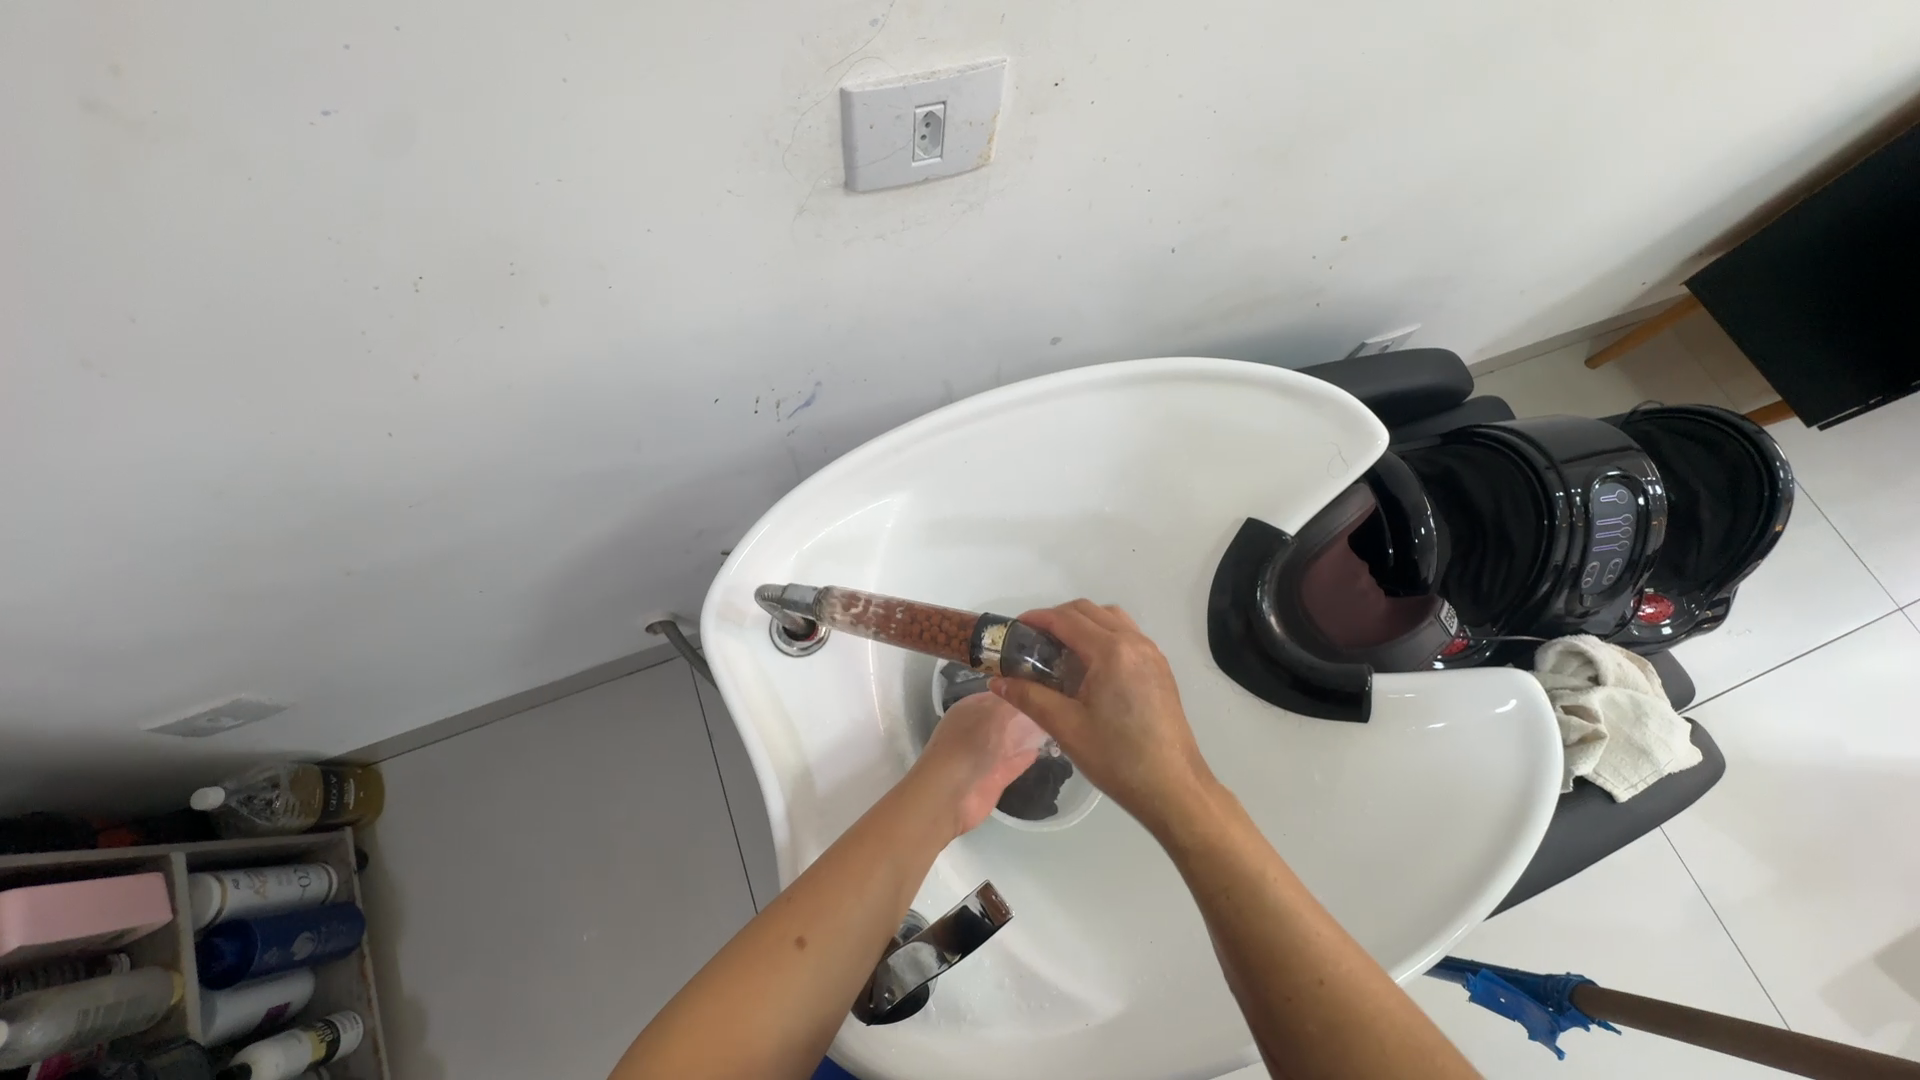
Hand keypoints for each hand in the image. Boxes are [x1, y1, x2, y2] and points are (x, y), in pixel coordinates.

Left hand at [910, 692, 1049, 837]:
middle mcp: (979, 727)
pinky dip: (1030, 753)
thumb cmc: (968, 744)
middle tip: (1059, 704)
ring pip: (1015, 738)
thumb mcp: (993, 714)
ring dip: (1033, 733)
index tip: (1047, 687)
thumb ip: (1014, 704)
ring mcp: (988, 753)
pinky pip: (1018, 760)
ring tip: (1061, 722)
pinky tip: (1050, 745)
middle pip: (1010, 716)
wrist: (950, 794)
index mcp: (971, 707)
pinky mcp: (997, 776)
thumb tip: (1030, 696)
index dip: (1021, 689)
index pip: (1000, 693)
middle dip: (1030, 712)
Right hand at [989, 601, 1215, 833]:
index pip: (1066, 620)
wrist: (1173, 788)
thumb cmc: (1117, 758)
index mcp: (1111, 651)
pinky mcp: (1160, 669)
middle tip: (1031, 642)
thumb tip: (997, 682)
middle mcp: (1135, 642)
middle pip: (1089, 611)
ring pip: (1111, 619)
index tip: (1013, 629)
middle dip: (1057, 618)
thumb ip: (1029, 697)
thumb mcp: (1066, 727)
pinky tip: (1089, 668)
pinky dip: (1103, 636)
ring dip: (1082, 624)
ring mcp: (1152, 654)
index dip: (1036, 619)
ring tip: (1060, 652)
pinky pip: (1127, 636)